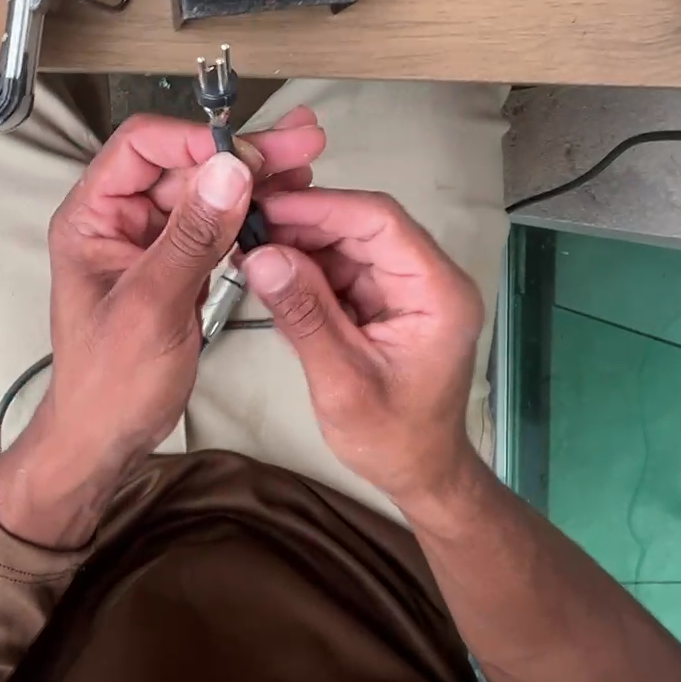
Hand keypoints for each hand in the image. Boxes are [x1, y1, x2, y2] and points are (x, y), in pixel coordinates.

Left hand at [0, 109, 325, 546]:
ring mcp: (149, 240)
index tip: (250, 155)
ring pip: (203, 191)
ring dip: (253, 177)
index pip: (141, 147)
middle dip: (241, 153)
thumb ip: (191, 237)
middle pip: (181, 164)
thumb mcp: (152, 307)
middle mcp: (119, 218)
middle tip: (301, 143)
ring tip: (305, 163)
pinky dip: (248, 213)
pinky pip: (213, 224)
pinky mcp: (175, 262)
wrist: (107, 436)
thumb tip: (231, 169)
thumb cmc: (111, 382)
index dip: (194, 141)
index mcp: (92, 216)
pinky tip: (285, 204)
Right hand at [238, 188, 486, 513]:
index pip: (380, 222)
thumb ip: (305, 316)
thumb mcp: (342, 382)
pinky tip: (265, 269)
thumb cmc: (392, 439)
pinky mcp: (379, 298)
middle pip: (360, 225)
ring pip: (343, 242)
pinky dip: (300, 267)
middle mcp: (424, 277)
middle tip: (244, 226)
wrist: (417, 474)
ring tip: (246, 247)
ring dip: (295, 243)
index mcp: (436, 291)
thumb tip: (261, 256)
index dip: (321, 207)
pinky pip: (336, 267)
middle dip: (301, 223)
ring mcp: (401, 286)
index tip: (265, 207)